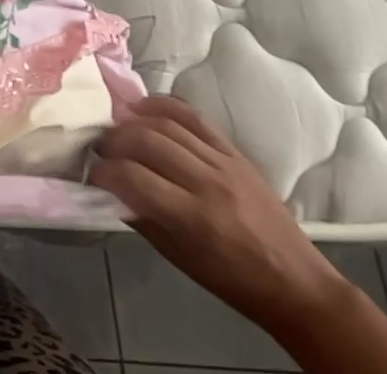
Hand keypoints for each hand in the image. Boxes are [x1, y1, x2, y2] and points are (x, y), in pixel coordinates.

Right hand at [89, 96, 358, 337]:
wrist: (295, 281)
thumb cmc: (230, 279)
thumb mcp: (176, 256)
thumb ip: (139, 215)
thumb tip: (106, 188)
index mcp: (193, 217)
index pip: (131, 177)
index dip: (102, 173)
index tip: (92, 177)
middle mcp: (208, 182)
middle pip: (144, 140)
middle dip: (112, 142)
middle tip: (99, 152)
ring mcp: (225, 163)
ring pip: (165, 123)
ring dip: (131, 123)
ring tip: (117, 133)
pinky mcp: (235, 152)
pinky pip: (194, 116)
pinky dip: (162, 106)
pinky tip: (142, 109)